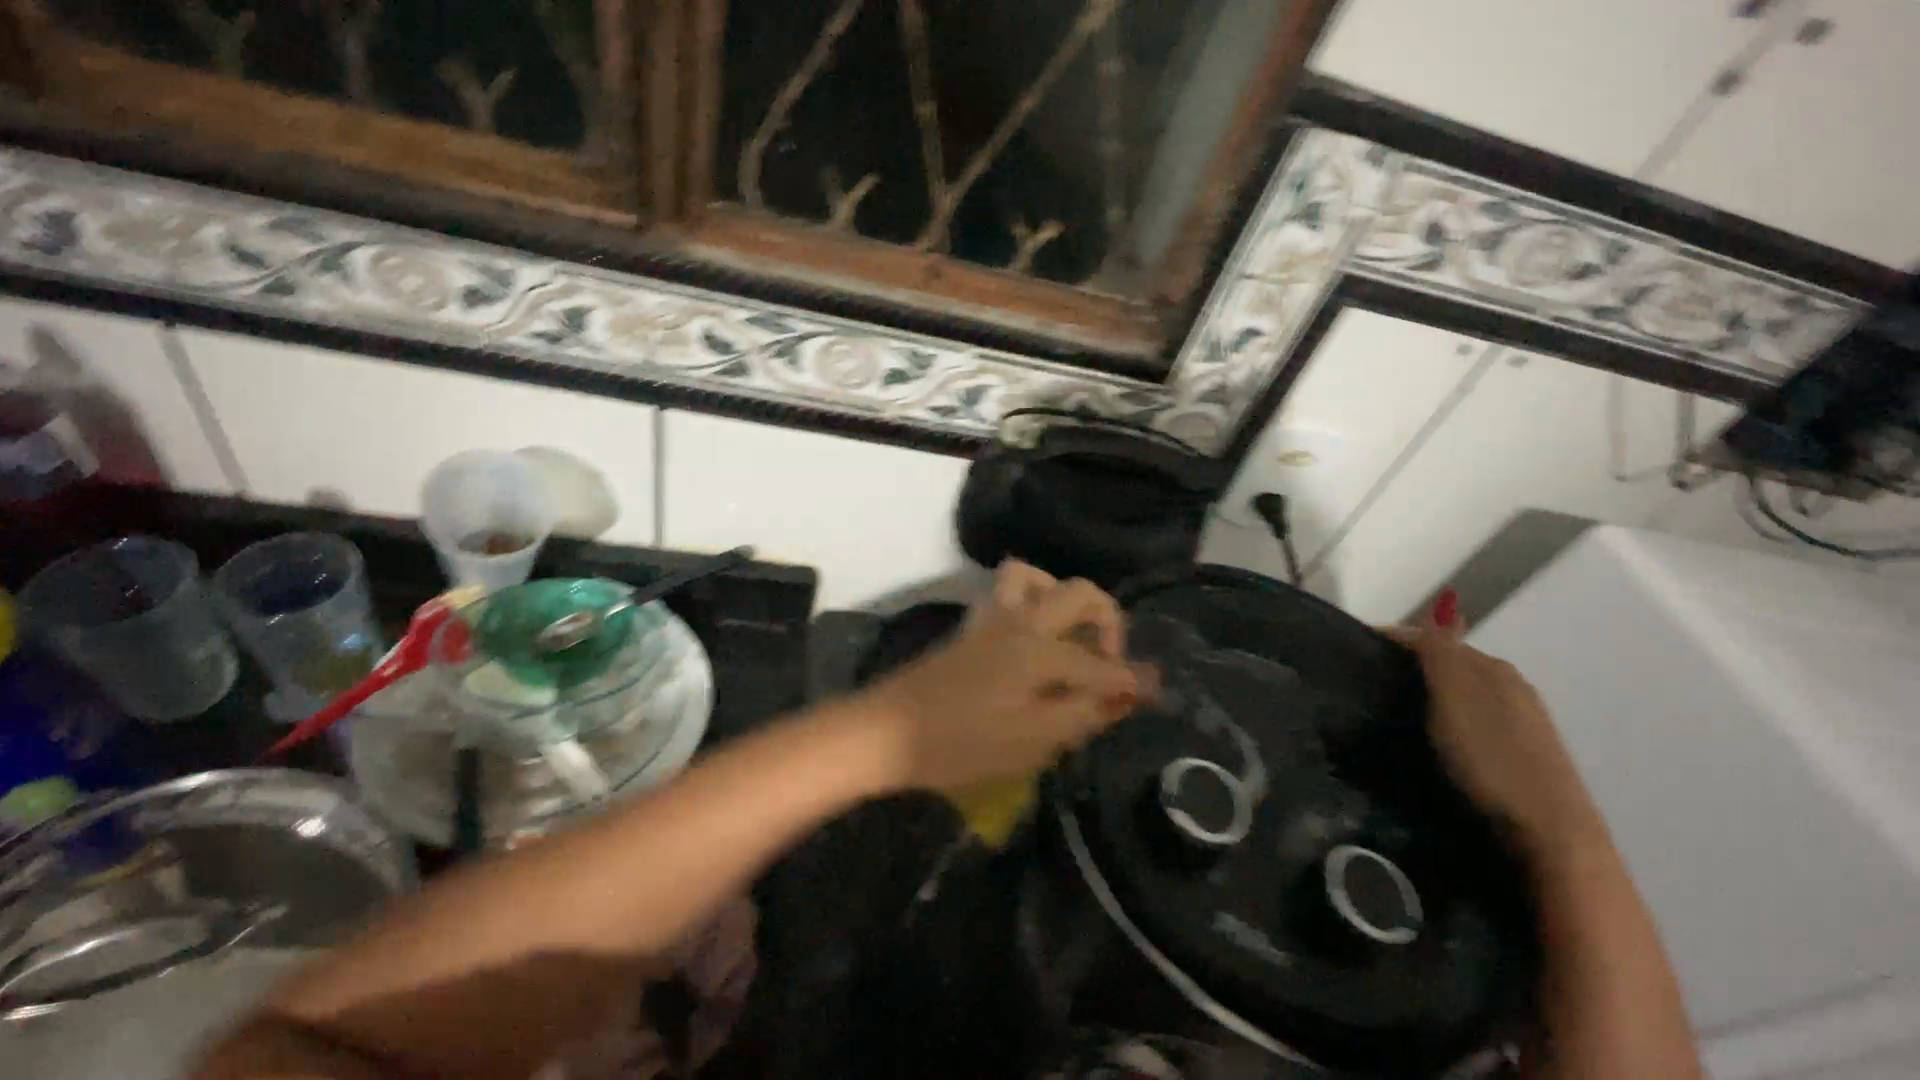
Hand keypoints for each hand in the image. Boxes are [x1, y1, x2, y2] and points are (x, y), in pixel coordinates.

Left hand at [856, 561, 1151, 793]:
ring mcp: (991, 620)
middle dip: (1107, 621)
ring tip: (1069, 641)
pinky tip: (1032, 647)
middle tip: (1105, 663)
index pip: (1103, 665)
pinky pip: (1008, 594)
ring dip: (1062, 600)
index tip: (1155, 692)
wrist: (884, 733)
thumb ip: (1083, 713)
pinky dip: (1032, 606)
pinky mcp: (970, 629)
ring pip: (1035, 578)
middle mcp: (1022, 623)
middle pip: (1080, 593)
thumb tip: (1126, 693)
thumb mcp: (1032, 743)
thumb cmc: (960, 745)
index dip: (1133, 681)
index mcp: (1041, 651)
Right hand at [1386, 607, 1606, 856]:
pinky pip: (1474, 720)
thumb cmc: (1492, 759)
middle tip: (1364, 682)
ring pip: (1464, 693)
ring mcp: (1523, 722)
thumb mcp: (1455, 699)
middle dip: (1410, 666)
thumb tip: (1437, 604)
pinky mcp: (1524, 755)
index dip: (1393, 641)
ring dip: (1430, 694)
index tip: (1351, 652)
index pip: (1433, 639)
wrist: (1550, 831)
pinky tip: (1433, 739)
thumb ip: (1441, 653)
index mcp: (1493, 668)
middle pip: (1451, 664)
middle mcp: (1512, 686)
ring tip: (1390, 710)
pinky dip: (1447, 719)